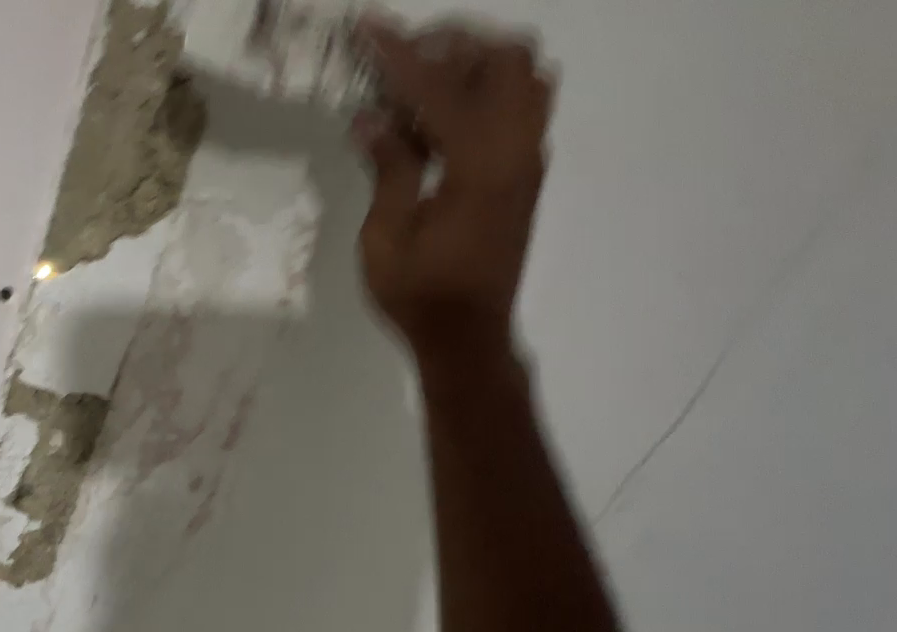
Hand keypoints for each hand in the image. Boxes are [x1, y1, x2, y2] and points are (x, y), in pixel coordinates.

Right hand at [352, 14, 555, 358]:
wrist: (467, 335)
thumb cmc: (419, 294)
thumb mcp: (386, 236)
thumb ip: (388, 168)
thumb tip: (370, 117)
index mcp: (479, 162)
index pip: (439, 86)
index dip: (399, 54)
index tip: (368, 27)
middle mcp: (516, 147)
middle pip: (505, 58)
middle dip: (451, 45)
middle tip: (401, 64)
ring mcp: (528, 159)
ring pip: (523, 77)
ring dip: (476, 66)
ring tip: (423, 87)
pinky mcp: (525, 174)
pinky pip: (521, 106)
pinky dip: (485, 93)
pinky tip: (442, 121)